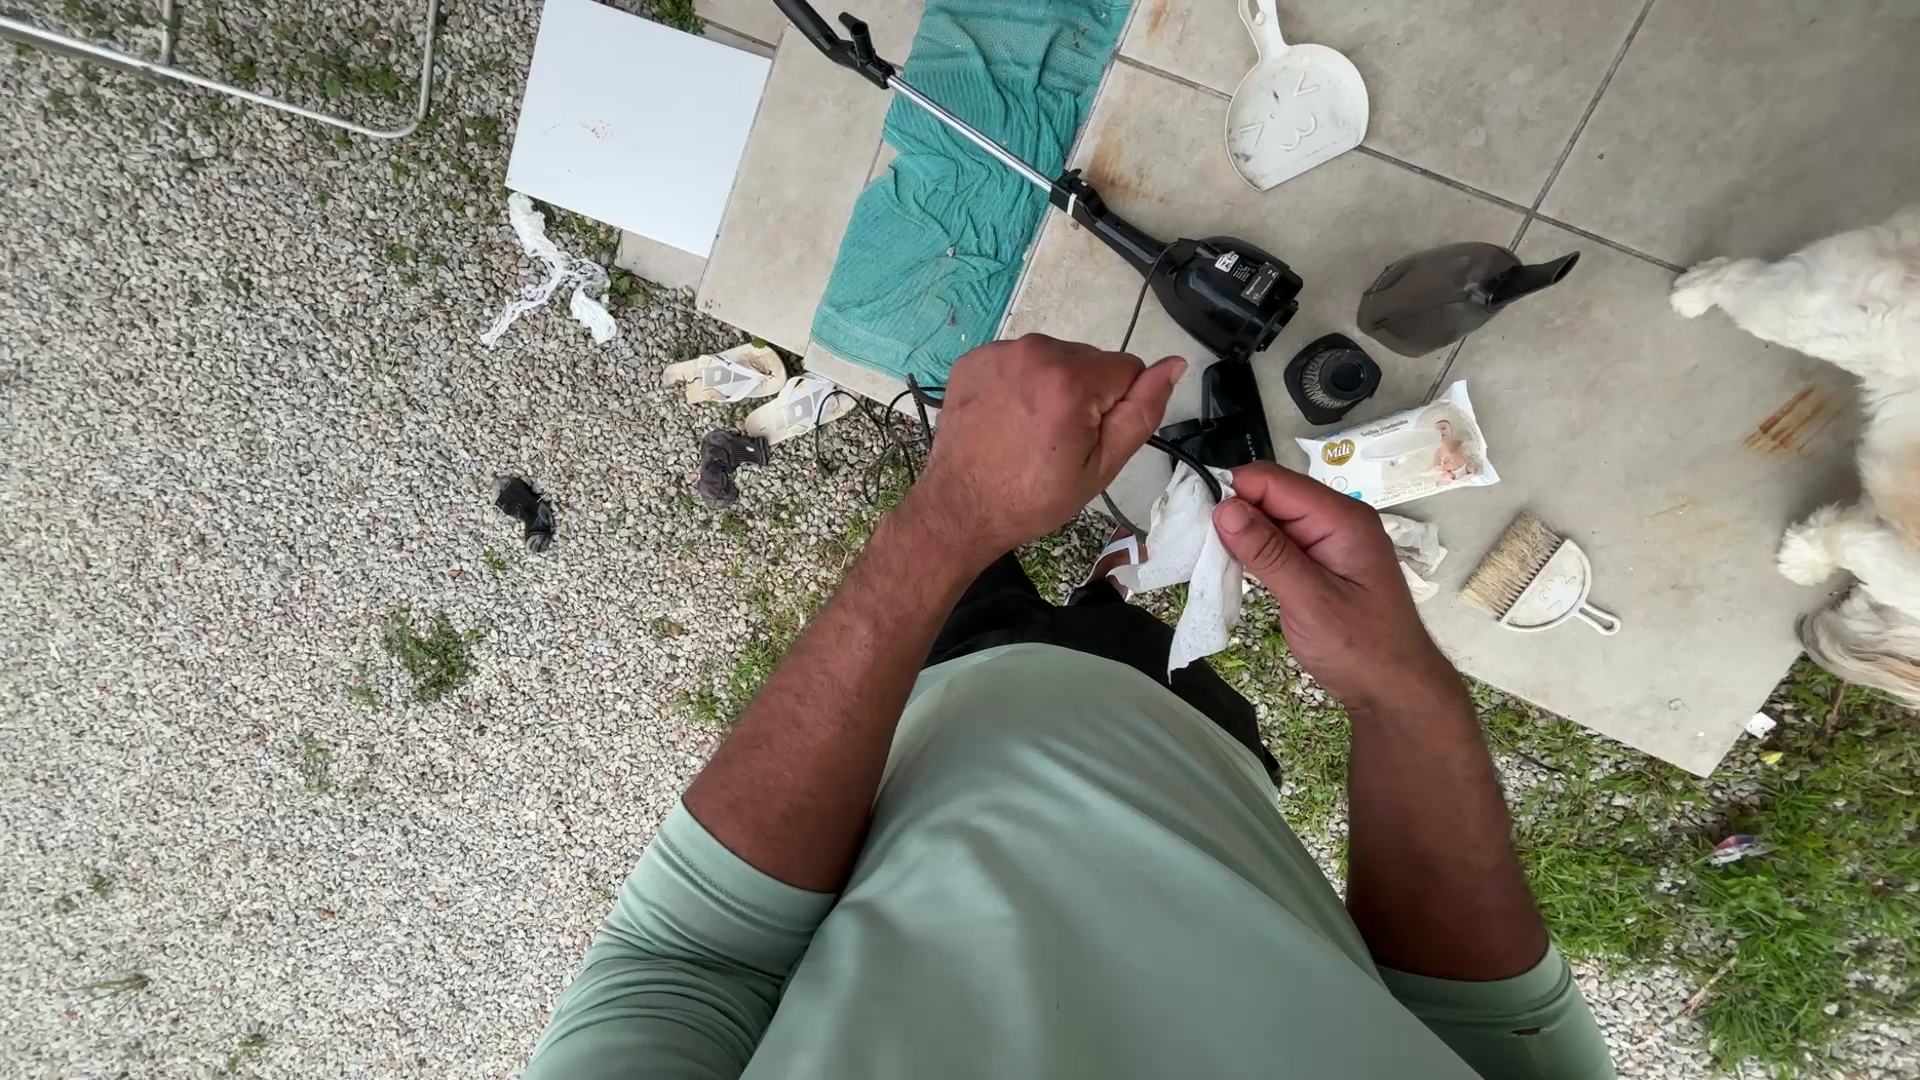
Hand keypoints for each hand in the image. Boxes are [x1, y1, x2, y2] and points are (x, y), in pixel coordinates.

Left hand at [899, 334, 1183, 565]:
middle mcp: (1035, 351)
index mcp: (1071, 379)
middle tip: (1056, 440)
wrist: (961, 509)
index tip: (1086, 439)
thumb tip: (1174, 365)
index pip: (1128, 369)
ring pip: (1055, 358)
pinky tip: (1007, 418)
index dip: (1115, 408)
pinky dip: (1019, 383)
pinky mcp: (974, 359)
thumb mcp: (1101, 466)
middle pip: (1090, 360)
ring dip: (1052, 386)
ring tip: (1030, 431)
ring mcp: (999, 353)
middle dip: (1084, 394)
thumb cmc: (1033, 498)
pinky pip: (1019, 360)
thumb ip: (1142, 412)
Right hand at [1211, 463, 1465, 717]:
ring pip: (1267, 518)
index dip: (1233, 490)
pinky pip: (1273, 541)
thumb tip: (1224, 508)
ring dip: (1237, 532)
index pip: (1274, 481)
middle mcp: (1333, 520)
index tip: (1196, 517)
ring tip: (1209, 556)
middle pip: (1269, 494)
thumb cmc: (1361, 648)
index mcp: (1341, 519)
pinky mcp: (1313, 561)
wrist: (1394, 691)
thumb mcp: (1310, 600)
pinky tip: (1231, 566)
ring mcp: (1324, 541)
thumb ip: (1267, 552)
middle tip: (1197, 541)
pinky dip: (1249, 550)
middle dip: (1231, 511)